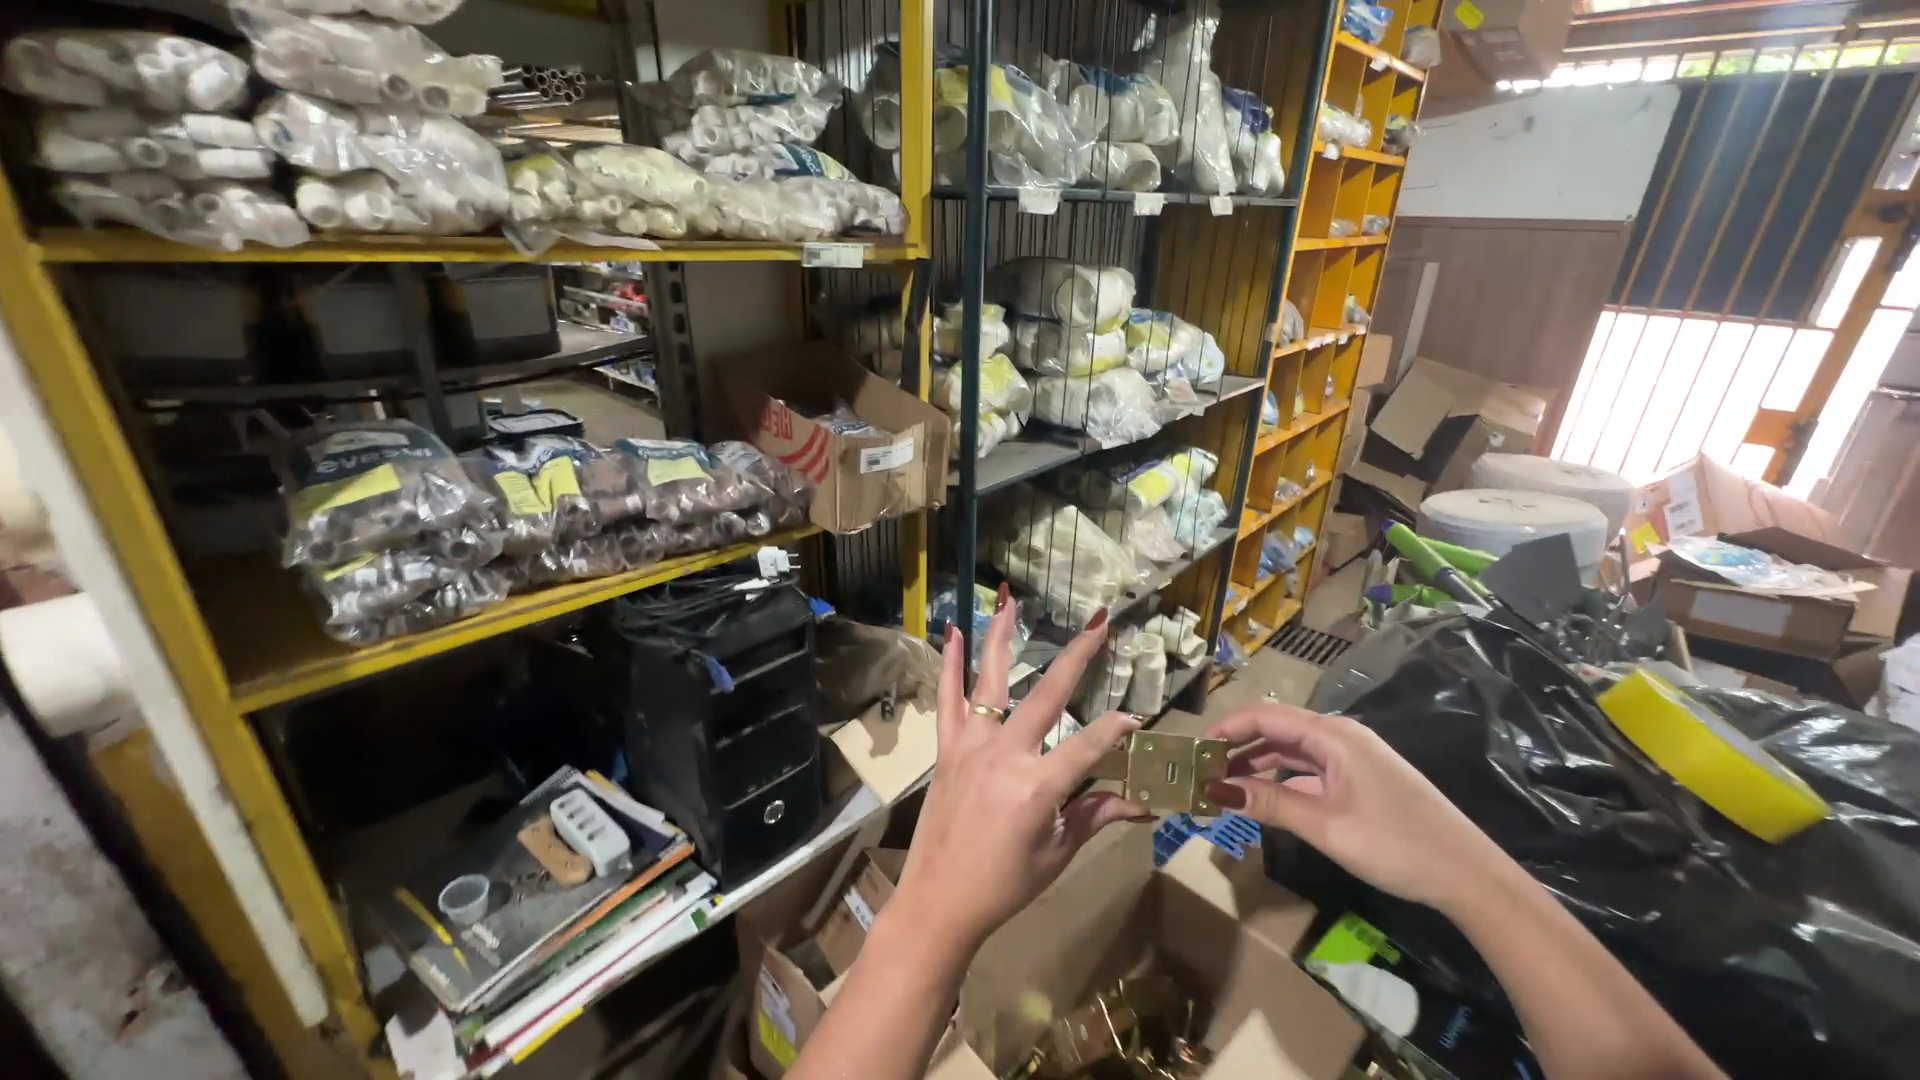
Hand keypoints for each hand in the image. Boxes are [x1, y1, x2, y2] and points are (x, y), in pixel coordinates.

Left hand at [890, 590, 1149, 952]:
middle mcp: (1004, 754)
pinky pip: (947, 701)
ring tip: (1010, 600)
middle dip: (1078, 656)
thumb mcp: (1057, 853)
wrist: (938, 902)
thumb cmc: (1004, 886)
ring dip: (1002, 637)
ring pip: (989, 682)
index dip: (1118, 729)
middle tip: (1100, 623)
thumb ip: (1096, 815)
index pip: (1090, 745)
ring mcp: (970, 747)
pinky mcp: (947, 749)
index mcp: (1037, 786)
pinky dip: (949, 666)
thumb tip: (1145, 802)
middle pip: (1047, 695)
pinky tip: (951, 633)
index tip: (1138, 717)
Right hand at [1205, 703, 1516, 915]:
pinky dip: (1282, 779)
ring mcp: (1353, 758)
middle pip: (1277, 730)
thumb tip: (1215, 789)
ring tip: (1222, 784)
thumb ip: (1268, 803)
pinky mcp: (1361, 780)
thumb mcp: (1325, 825)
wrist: (1470, 876)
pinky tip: (1263, 798)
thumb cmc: (1395, 843)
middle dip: (1236, 747)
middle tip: (1200, 770)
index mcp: (1333, 735)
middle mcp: (1341, 737)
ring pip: (1292, 751)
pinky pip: (1310, 769)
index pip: (1265, 716)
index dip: (1226, 728)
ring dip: (1257, 765)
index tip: (1192, 748)